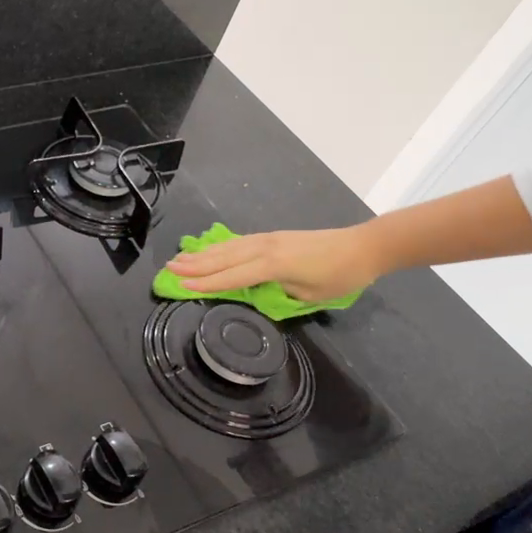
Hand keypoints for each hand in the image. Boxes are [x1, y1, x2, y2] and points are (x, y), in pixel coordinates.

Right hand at [163, 225, 382, 302]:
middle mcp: (264, 247)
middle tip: (168, 267)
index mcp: (272, 264)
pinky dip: (218, 247)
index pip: (231, 276)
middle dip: (194, 264)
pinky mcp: (272, 237)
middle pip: (222, 257)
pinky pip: (237, 242)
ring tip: (179, 258)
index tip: (182, 285)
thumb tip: (256, 294)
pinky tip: (208, 250)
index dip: (206, 282)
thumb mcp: (308, 295)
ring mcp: (267, 239)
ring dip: (202, 254)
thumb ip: (278, 294)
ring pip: (227, 247)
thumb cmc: (340, 276)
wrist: (363, 247)